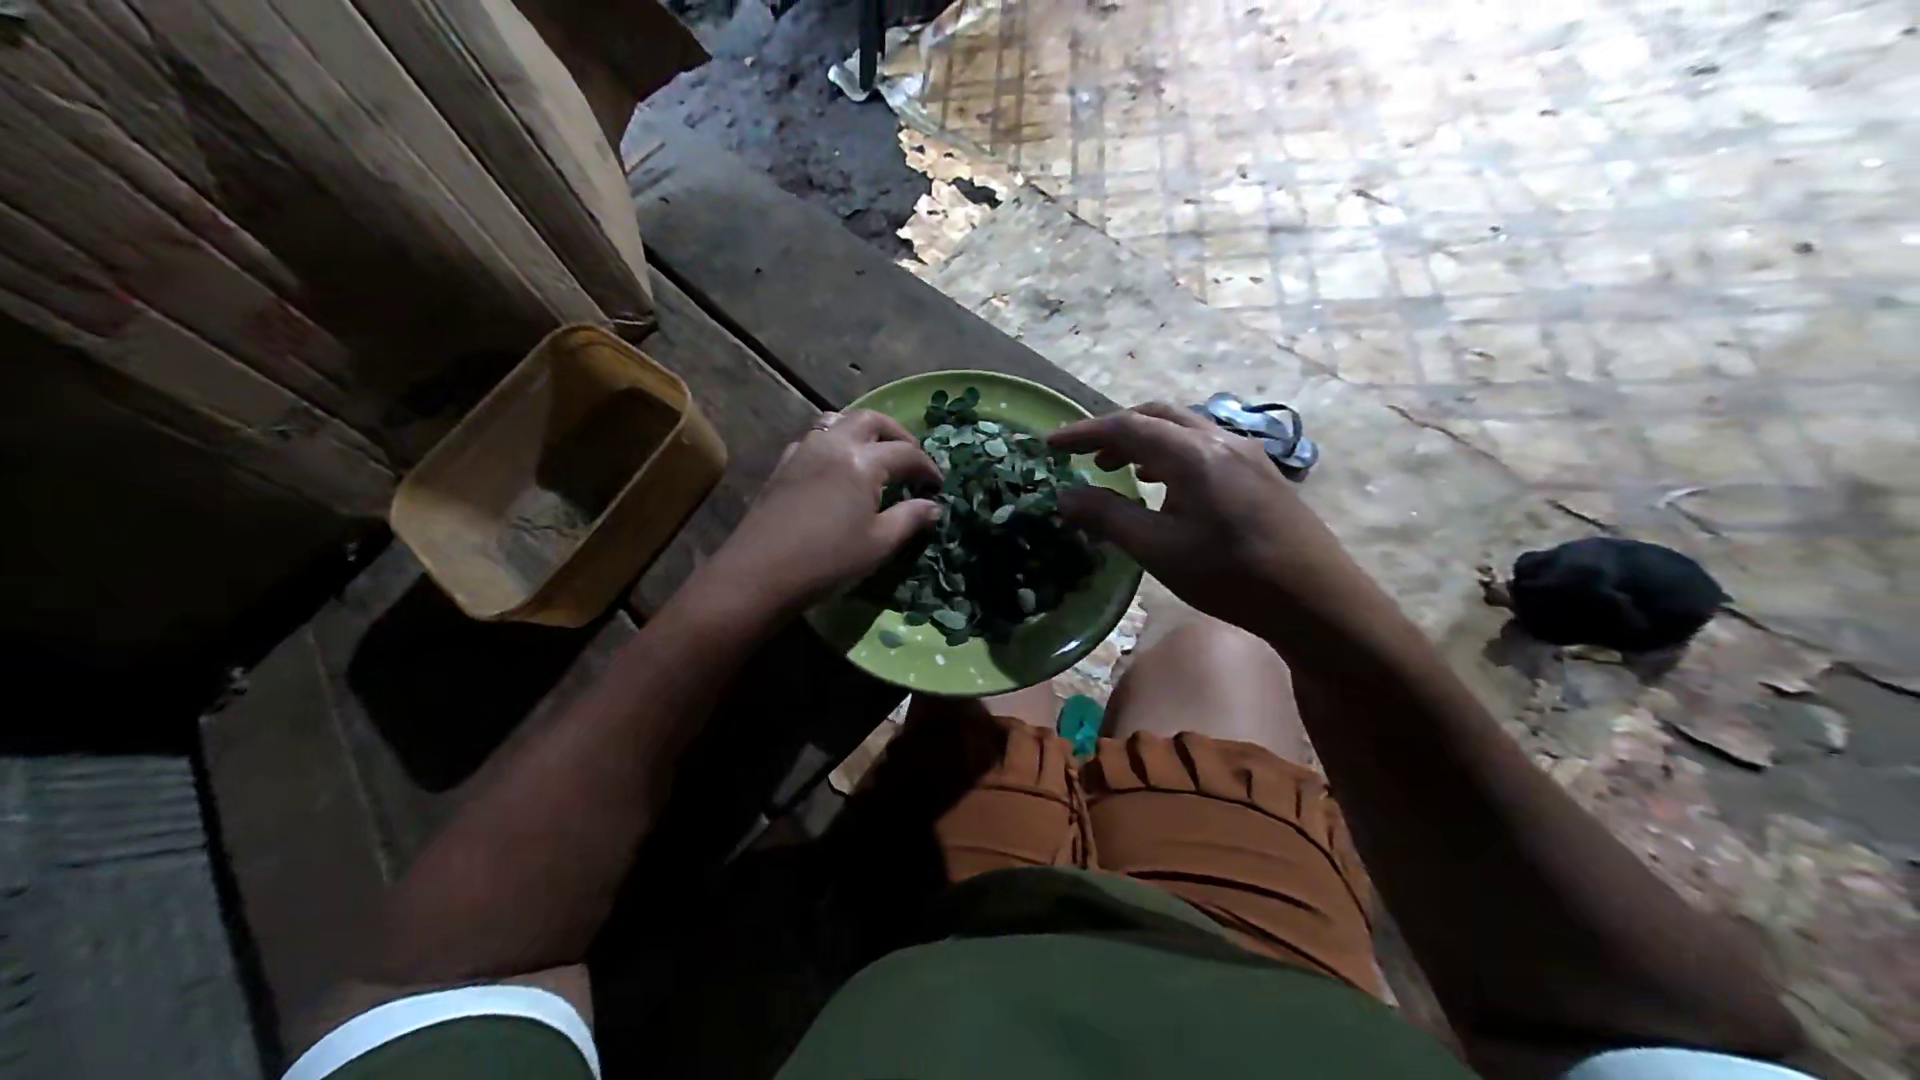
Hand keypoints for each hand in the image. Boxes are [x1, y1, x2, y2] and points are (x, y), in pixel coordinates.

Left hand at [701, 409, 942, 614]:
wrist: (759, 574)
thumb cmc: (828, 561)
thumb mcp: (879, 544)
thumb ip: (910, 518)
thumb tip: (933, 506)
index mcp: (862, 461)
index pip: (906, 453)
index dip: (927, 467)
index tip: (938, 486)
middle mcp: (834, 444)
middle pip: (872, 420)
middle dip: (898, 435)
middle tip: (911, 459)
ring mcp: (804, 450)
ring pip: (840, 422)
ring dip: (864, 432)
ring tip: (876, 456)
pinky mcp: (784, 465)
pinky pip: (816, 438)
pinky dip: (836, 442)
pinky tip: (838, 468)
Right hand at [1048, 403, 1382, 646]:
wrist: (1316, 599)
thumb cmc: (1230, 576)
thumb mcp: (1158, 550)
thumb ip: (1107, 517)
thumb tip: (1064, 496)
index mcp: (1193, 454)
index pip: (1127, 427)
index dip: (1084, 433)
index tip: (1051, 444)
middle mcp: (1221, 439)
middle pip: (1157, 416)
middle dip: (1115, 431)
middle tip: (1086, 456)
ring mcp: (1246, 453)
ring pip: (1184, 428)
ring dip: (1145, 440)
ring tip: (1119, 470)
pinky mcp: (1260, 472)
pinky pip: (1204, 445)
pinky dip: (1171, 454)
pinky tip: (1166, 487)